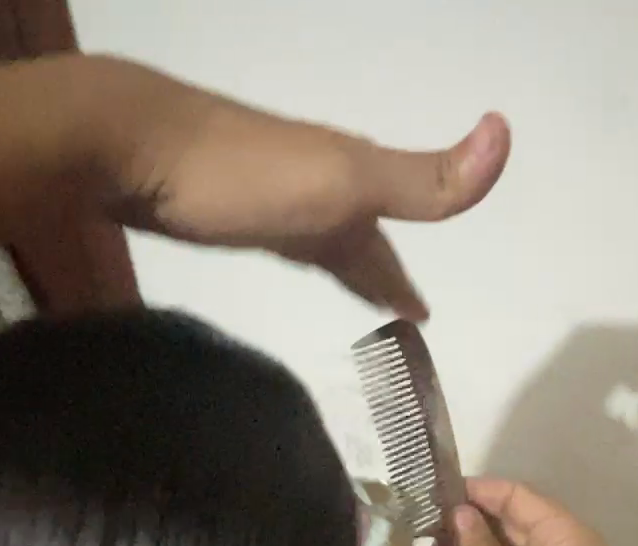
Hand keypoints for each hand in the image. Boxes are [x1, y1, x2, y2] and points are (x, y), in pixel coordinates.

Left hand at [102, 60, 509, 320]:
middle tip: (400, 312)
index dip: (406, 281)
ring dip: (346, 263)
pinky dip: (305, 252)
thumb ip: (420, 179)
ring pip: (326, 237)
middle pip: (363, 238)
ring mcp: (273, 197)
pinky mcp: (229, 210)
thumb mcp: (345, 181)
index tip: (422, 316)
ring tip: (358, 292)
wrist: (133, 144)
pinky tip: (293, 252)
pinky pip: (287, 237)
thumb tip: (504, 137)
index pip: (391, 243)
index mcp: (351, 185)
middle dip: (383, 273)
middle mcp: (318, 187)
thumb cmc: (243, 174)